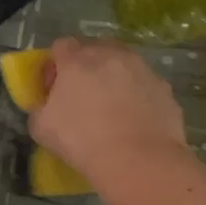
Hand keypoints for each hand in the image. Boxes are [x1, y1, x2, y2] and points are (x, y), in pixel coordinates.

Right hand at [29, 37, 187, 182]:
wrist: (139, 159)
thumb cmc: (81, 139)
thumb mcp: (40, 126)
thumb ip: (41, 105)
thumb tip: (47, 103)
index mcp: (76, 62)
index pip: (61, 45)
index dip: (54, 62)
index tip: (52, 84)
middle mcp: (111, 58)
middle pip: (95, 46)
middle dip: (85, 61)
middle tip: (79, 88)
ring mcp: (142, 71)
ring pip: (123, 61)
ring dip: (112, 74)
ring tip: (108, 102)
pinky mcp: (165, 89)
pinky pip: (143, 82)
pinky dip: (135, 92)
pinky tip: (130, 116)